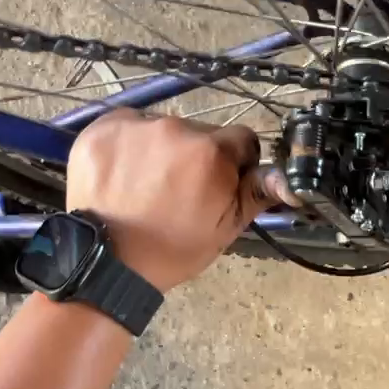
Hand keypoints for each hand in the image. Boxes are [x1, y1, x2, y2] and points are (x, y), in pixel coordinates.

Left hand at [66, 111, 277, 291]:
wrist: (107, 261)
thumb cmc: (172, 249)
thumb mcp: (225, 228)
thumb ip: (257, 193)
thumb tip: (287, 176)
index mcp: (211, 153)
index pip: (241, 139)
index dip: (235, 162)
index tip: (218, 183)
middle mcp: (175, 129)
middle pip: (200, 133)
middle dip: (196, 156)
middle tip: (179, 191)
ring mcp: (135, 126)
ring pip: (163, 129)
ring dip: (162, 149)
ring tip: (147, 185)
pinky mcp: (102, 127)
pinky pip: (128, 126)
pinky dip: (129, 145)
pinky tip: (124, 173)